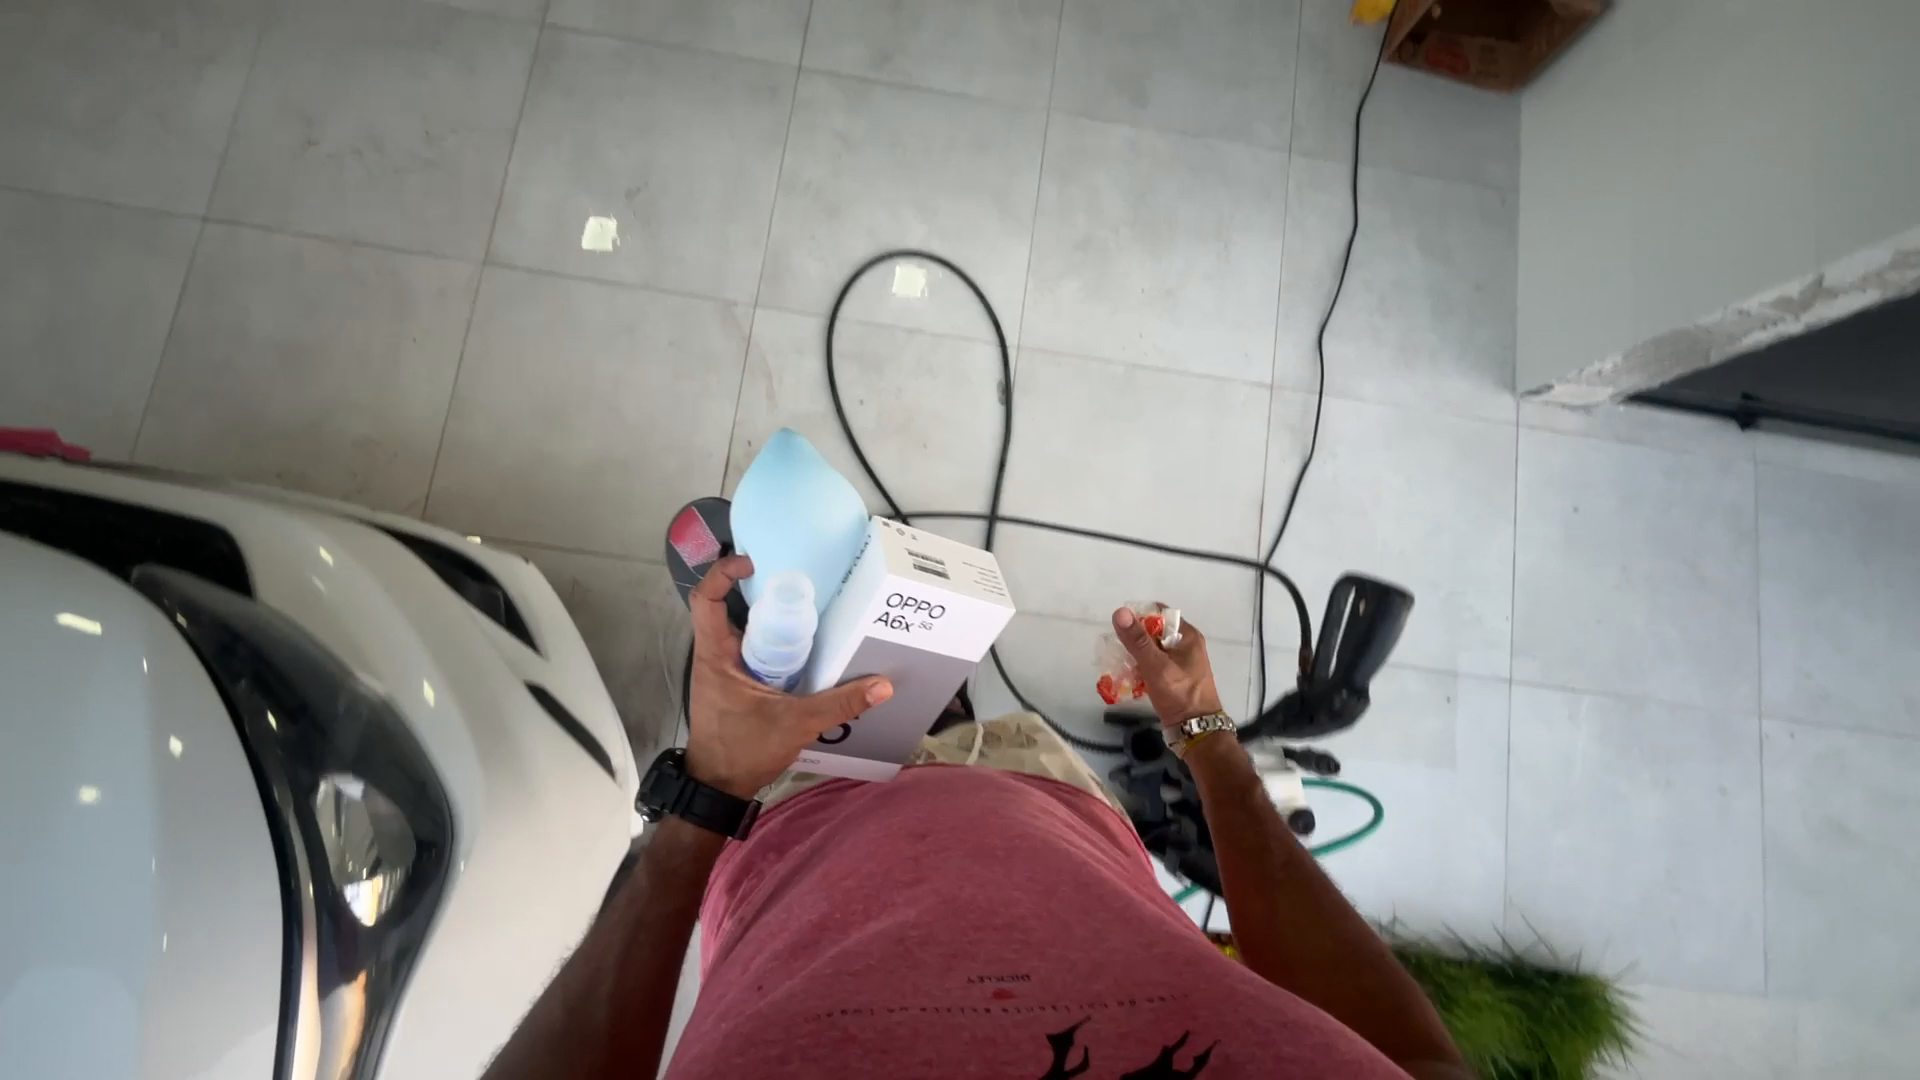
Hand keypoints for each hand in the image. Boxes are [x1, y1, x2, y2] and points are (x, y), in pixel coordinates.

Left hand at [685, 555, 891, 797]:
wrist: (718, 788)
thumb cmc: (742, 751)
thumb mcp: (795, 724)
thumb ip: (839, 704)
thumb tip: (882, 685)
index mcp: (716, 655)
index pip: (706, 600)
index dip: (723, 574)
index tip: (753, 563)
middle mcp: (715, 656)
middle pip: (728, 607)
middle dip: (759, 591)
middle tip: (798, 584)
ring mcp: (723, 670)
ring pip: (741, 629)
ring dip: (767, 617)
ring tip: (805, 608)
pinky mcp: (733, 683)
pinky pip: (750, 649)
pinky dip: (771, 641)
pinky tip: (801, 646)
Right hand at [1111, 607, 1224, 727]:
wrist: (1195, 731)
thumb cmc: (1180, 695)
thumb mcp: (1156, 665)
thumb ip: (1137, 640)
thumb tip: (1120, 612)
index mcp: (1188, 636)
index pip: (1160, 614)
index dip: (1139, 616)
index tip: (1121, 628)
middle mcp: (1185, 646)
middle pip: (1153, 632)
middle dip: (1133, 639)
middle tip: (1115, 648)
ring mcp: (1179, 663)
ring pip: (1151, 651)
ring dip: (1133, 656)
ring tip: (1116, 663)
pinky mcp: (1172, 679)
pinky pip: (1152, 666)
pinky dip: (1139, 669)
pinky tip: (1125, 677)